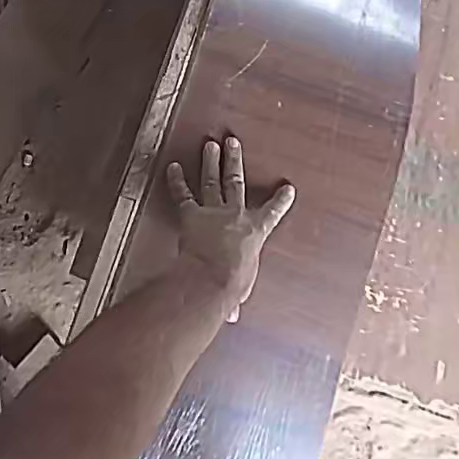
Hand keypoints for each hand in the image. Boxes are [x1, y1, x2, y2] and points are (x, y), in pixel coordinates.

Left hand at [166, 136, 295, 320]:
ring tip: (210, 144)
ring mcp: (212, 211)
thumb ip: (235, 299)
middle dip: (234, 161)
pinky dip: (175, 181)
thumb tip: (232, 316)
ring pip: (212, 181)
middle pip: (235, 182)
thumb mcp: (239, 290)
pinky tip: (171, 167)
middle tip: (232, 142)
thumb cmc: (232, 283)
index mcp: (255, 231)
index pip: (272, 212)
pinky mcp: (191, 214)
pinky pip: (182, 195)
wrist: (213, 276)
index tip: (287, 188)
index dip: (280, 200)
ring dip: (210, 162)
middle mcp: (235, 215)